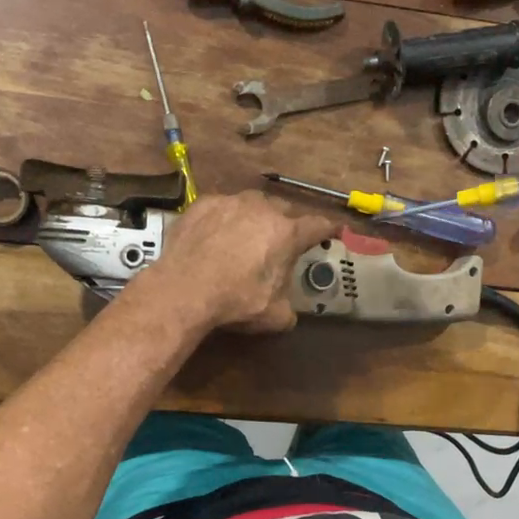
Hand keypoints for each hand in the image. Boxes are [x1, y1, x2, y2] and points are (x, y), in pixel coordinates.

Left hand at [144, 191, 342, 332]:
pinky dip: (224, 218)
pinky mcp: (202, 204)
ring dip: (255, 216)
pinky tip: (215, 235)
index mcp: (287, 234)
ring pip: (252, 203)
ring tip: (246, 235)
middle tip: (281, 241)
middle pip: (284, 209)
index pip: (318, 225)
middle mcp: (262, 209)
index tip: (334, 230)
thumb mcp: (274, 316)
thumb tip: (288, 312)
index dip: (328, 228)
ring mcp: (230, 202)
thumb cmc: (236, 302)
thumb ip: (289, 309)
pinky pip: (221, 207)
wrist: (184, 290)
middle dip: (287, 223)